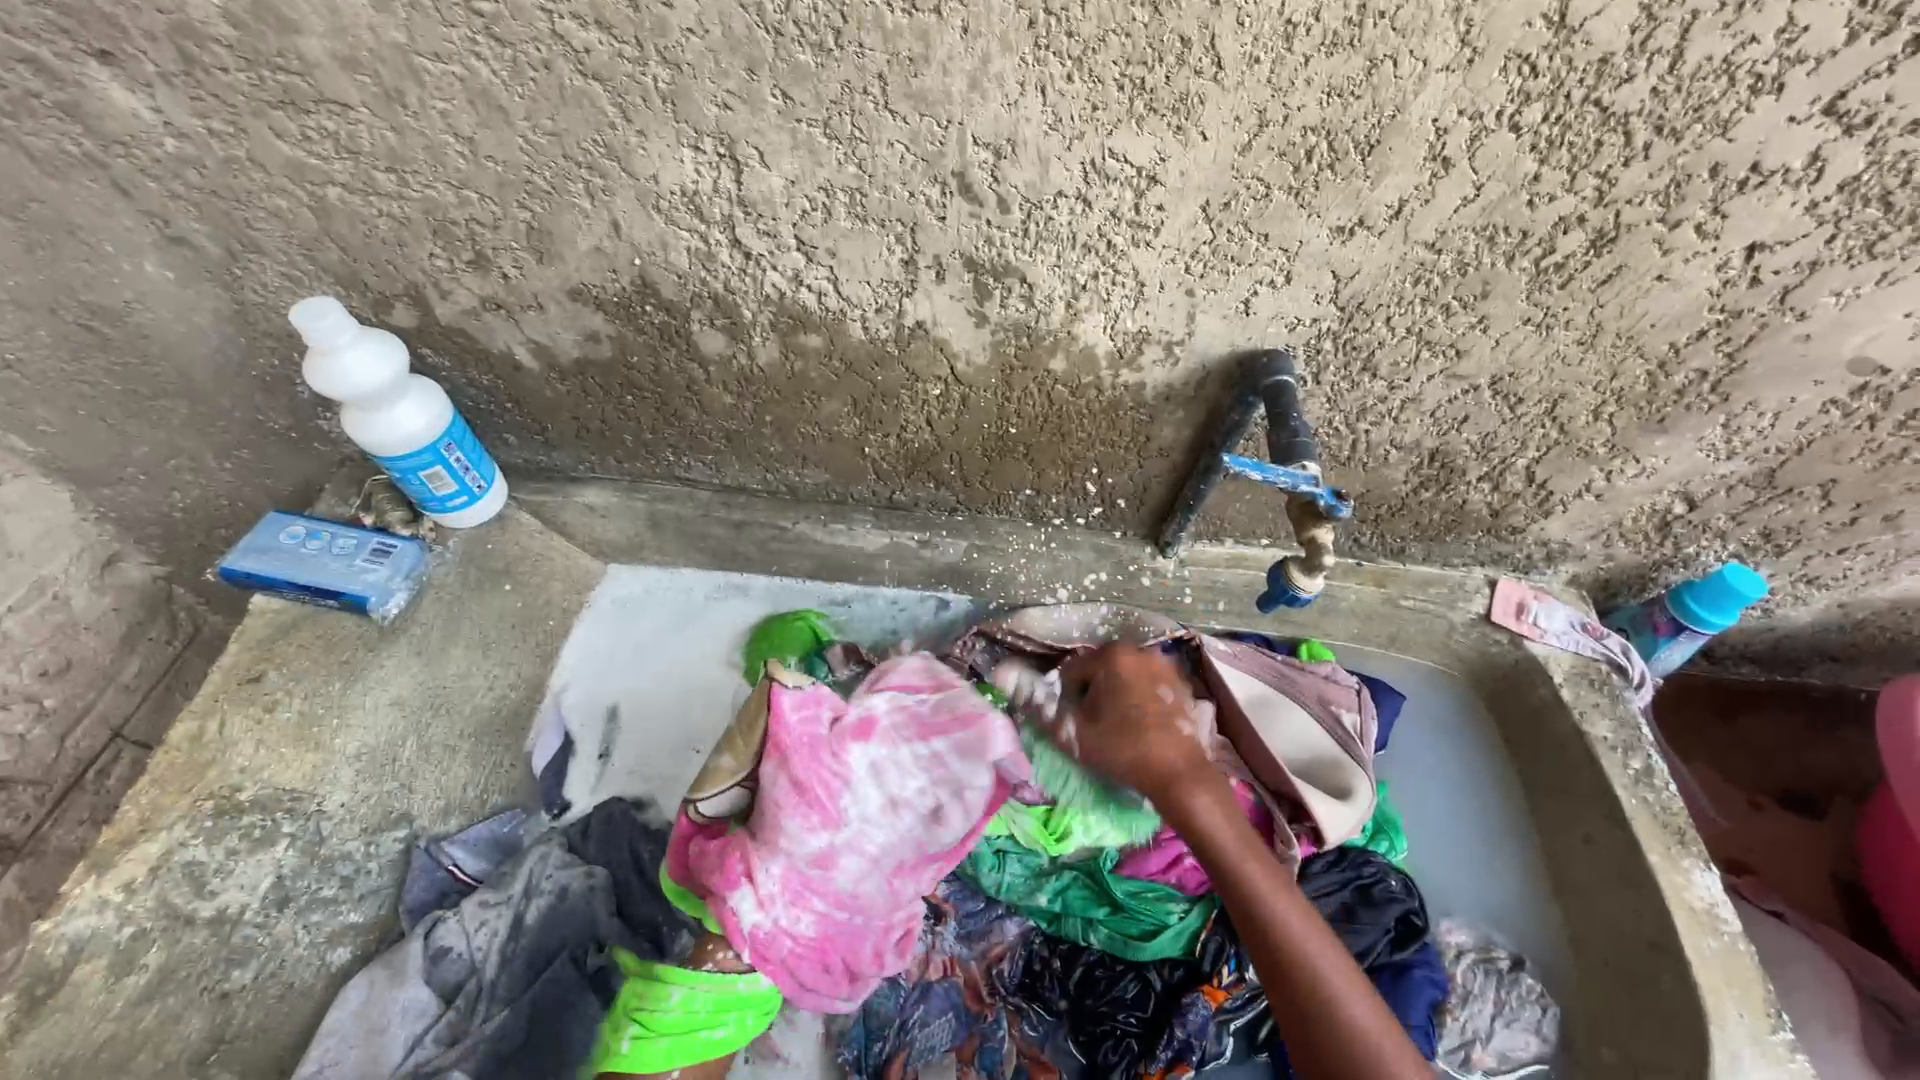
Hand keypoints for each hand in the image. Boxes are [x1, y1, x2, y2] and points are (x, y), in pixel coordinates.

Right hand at [1048, 645, 1215, 801]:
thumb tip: (1008, 678)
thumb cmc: (1121, 749)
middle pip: (1100, 670)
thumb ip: (1039, 706)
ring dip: (1117, 694)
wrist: (1178, 773)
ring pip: (1126, 676)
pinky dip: (1141, 698)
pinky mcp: (1182, 683)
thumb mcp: (1072, 732)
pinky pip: (1149, 685)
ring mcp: (1166, 665)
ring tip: (1120, 726)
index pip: (1072, 671)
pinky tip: (1143, 724)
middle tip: (1096, 726)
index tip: (1076, 723)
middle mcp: (1140, 649)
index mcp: (1111, 654)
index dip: (1067, 699)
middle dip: (1093, 693)